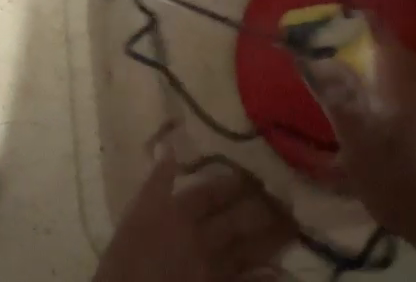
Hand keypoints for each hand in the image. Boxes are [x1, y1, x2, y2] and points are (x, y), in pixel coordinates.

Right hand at [92, 154, 296, 281]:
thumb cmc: (123, 260)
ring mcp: (212, 270)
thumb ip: (156, 182)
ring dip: (271, 236)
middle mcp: (202, 238)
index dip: (236, 180)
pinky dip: (265, 279)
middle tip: (284, 194)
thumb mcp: (134, 214)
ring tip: (292, 224)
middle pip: (238, 217)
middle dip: (261, 205)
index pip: (214, 191)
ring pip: (248, 248)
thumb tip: (169, 148)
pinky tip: (281, 272)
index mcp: (180, 214)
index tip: (256, 170)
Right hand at [305, 20, 415, 255]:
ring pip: (386, 68)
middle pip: (376, 45)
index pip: (370, 23)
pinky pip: (396, 86)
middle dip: (344, 50)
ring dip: (359, 74)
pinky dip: (374, 92)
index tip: (311, 30)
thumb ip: (334, 95)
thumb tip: (308, 58)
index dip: (339, 22)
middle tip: (312, 64)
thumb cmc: (403, 179)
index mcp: (402, 70)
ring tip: (328, 90)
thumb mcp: (357, 142)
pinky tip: (357, 114)